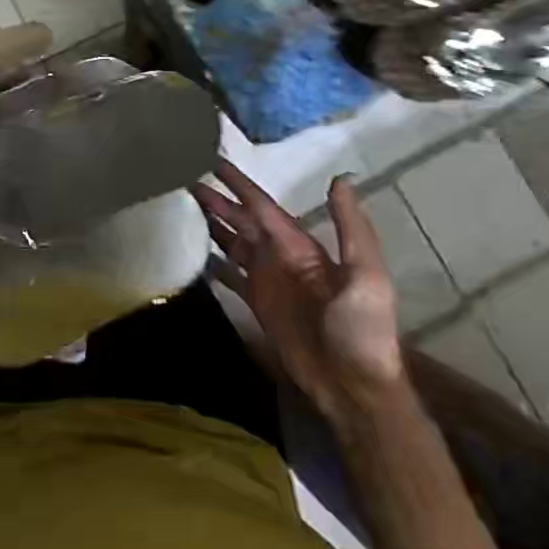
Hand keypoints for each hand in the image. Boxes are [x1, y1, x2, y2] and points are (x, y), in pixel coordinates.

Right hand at [193, 163, 405, 420]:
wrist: (353, 387)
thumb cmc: (363, 330)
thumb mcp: (367, 275)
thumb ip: (351, 228)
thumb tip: (339, 179)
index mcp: (301, 244)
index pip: (262, 206)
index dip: (238, 184)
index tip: (213, 160)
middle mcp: (280, 255)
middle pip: (242, 220)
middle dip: (217, 200)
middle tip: (184, 178)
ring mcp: (267, 279)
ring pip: (232, 242)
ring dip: (211, 224)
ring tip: (181, 206)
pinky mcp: (257, 304)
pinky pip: (229, 276)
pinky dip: (212, 262)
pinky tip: (191, 252)